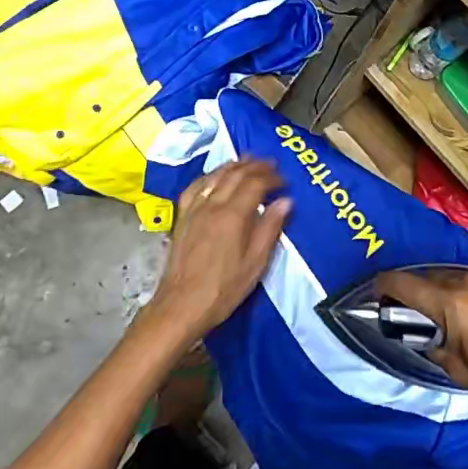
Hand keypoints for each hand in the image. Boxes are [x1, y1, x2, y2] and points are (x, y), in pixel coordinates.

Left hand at [137, 159, 292, 348]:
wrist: (181, 306)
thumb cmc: (224, 288)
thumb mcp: (256, 262)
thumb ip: (270, 228)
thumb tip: (285, 201)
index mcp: (233, 216)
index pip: (255, 183)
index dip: (273, 177)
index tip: (286, 181)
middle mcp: (211, 206)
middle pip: (234, 175)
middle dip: (255, 166)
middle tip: (271, 163)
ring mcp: (193, 211)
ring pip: (214, 177)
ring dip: (233, 166)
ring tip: (247, 162)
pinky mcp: (182, 219)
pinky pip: (195, 188)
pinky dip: (209, 177)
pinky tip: (214, 178)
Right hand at [376, 266, 467, 419]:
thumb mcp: (461, 370)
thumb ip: (437, 347)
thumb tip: (429, 337)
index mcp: (452, 301)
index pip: (406, 284)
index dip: (386, 286)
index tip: (377, 290)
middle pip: (433, 278)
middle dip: (420, 292)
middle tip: (416, 312)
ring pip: (459, 275)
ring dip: (449, 290)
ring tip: (452, 312)